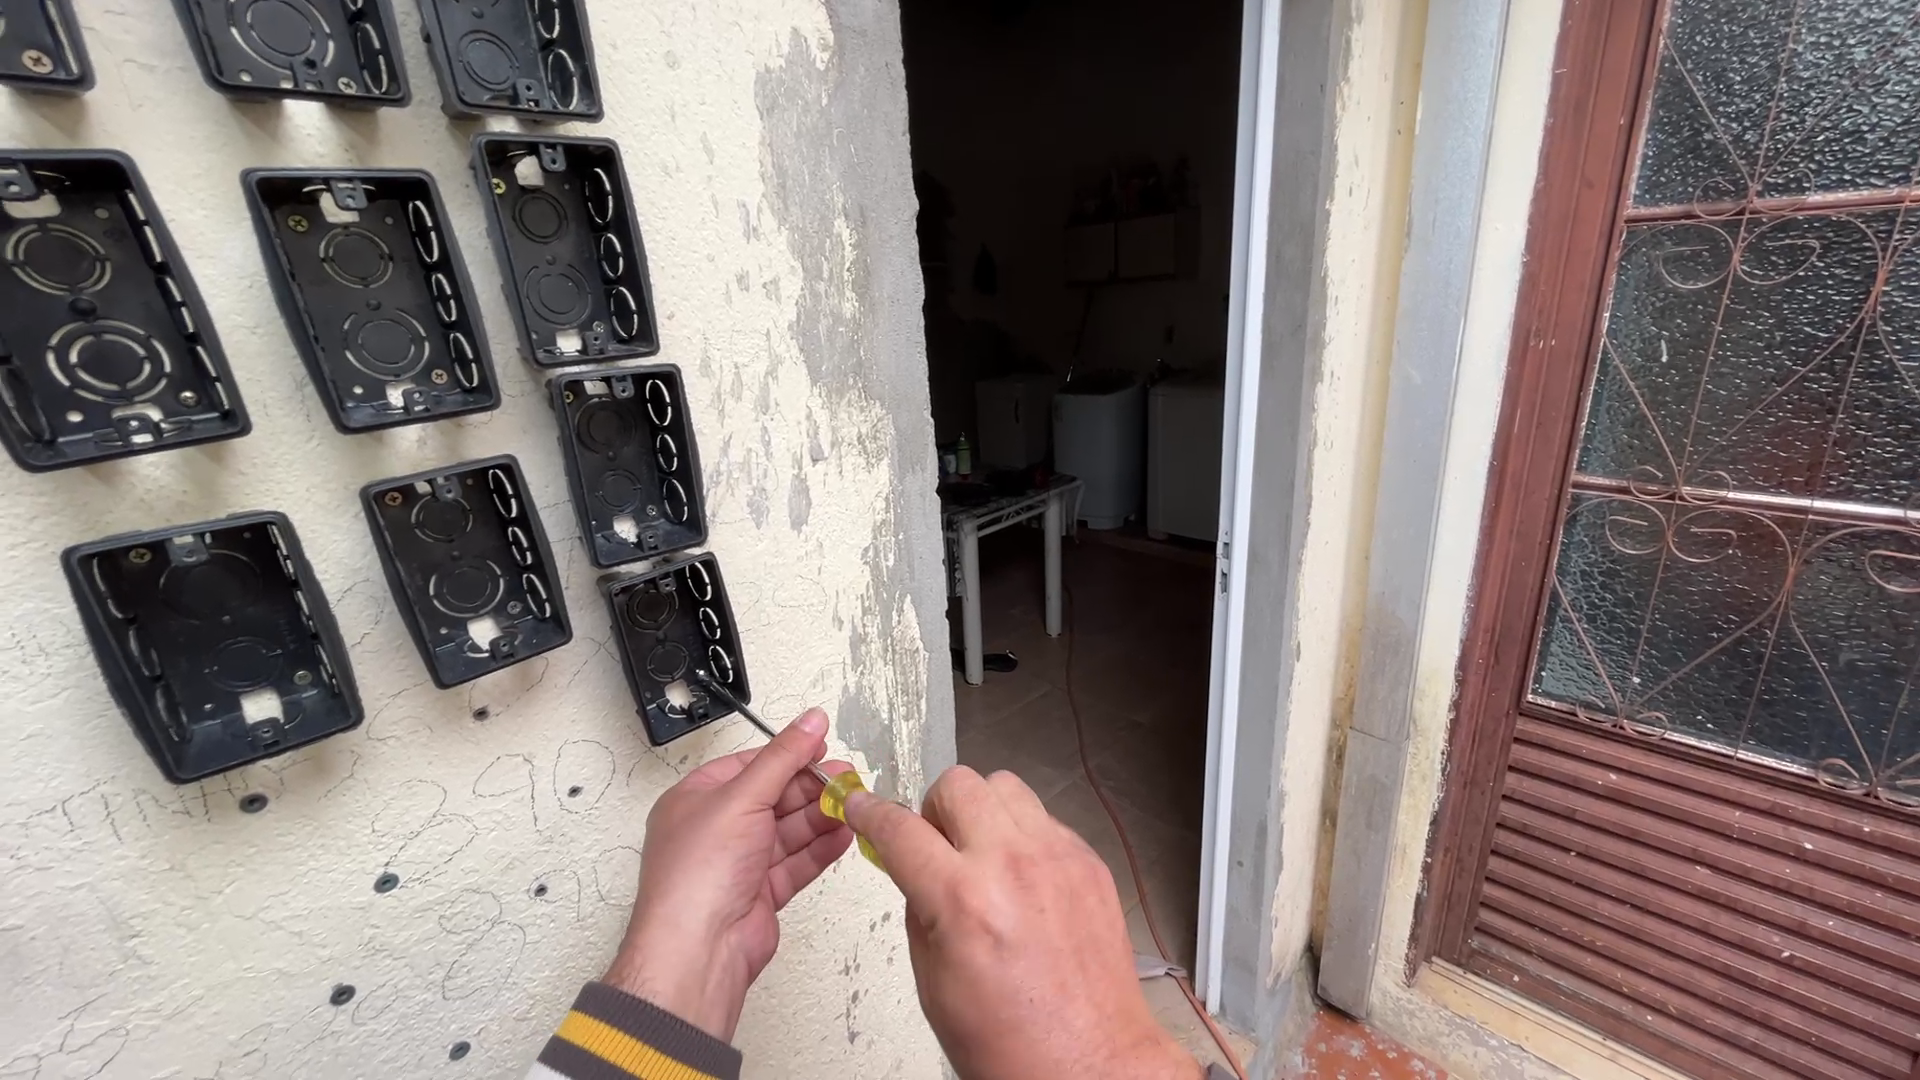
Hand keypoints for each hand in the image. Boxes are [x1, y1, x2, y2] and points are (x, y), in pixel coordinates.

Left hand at [604, 708, 853, 1040]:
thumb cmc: (697, 876)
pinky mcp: (759, 893)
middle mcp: (715, 830)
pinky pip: (795, 862)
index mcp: (697, 799)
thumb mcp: (744, 796)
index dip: (787, 754)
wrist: (699, 953)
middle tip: (846, 776)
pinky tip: (843, 835)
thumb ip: (784, 757)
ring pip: (788, 830)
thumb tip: (811, 720)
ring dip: (820, 816)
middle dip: (811, 787)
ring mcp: (737, 863)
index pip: (750, 765)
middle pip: (774, 796)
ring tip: (852, 803)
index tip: (821, 746)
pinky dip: (819, 848)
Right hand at [846, 766, 1199, 1079]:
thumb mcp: (934, 983)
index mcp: (964, 901)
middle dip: (935, 809)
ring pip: (1005, 785)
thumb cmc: (1011, 1042)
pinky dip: (1022, 834)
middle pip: (958, 783)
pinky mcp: (1087, 859)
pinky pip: (1042, 817)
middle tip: (940, 844)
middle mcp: (1012, 865)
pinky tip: (1024, 876)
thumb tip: (913, 864)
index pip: (901, 830)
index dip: (871, 813)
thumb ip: (919, 907)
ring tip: (985, 853)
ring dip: (983, 810)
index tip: (862, 806)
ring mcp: (1056, 856)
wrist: (1091, 1064)